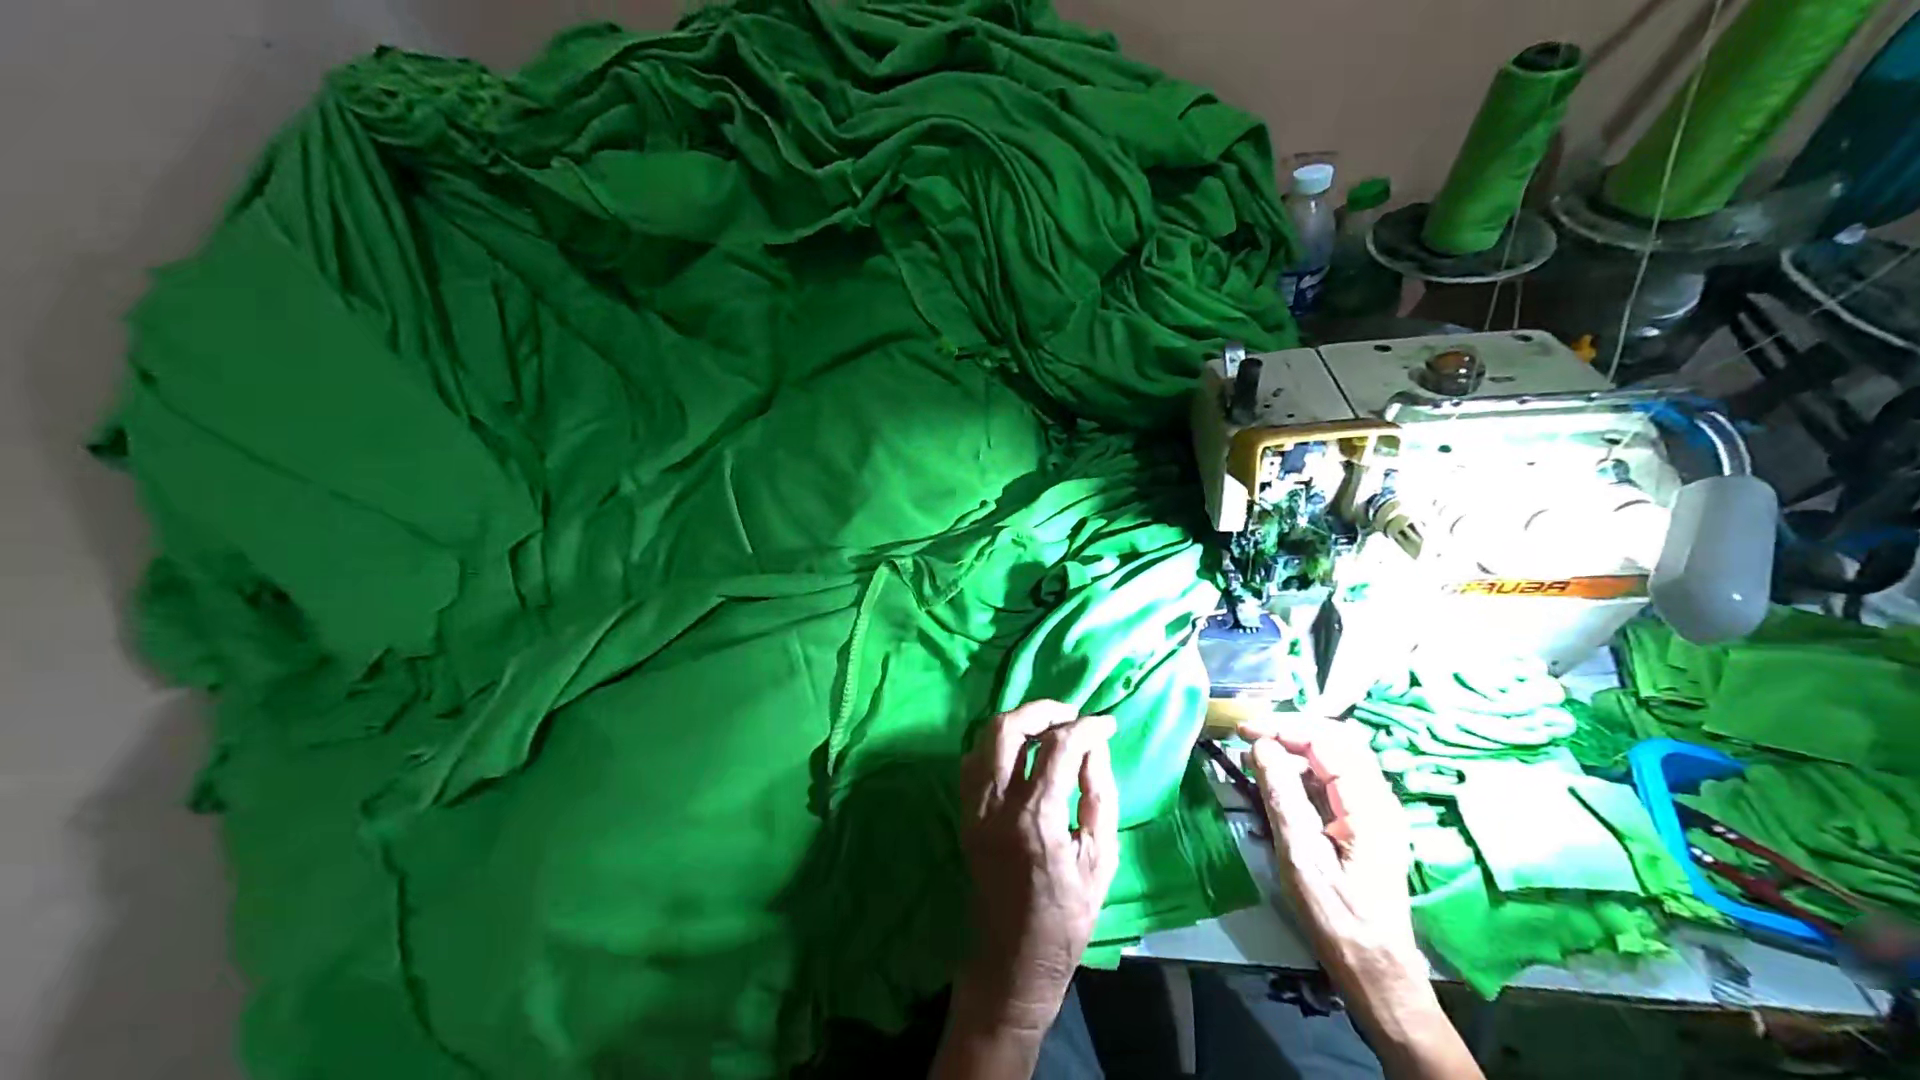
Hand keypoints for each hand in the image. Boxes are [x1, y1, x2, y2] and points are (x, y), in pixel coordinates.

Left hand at [931, 702, 1119, 1079]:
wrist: (1012, 958)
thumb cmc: (1066, 916)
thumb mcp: (1101, 859)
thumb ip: (1099, 795)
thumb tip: (1095, 747)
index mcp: (1036, 819)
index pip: (1058, 747)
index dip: (1086, 727)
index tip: (1106, 724)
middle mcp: (995, 805)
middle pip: (1007, 728)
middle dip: (1042, 710)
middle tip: (1070, 714)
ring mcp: (973, 808)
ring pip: (984, 739)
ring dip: (1018, 723)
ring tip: (1048, 728)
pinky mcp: (963, 815)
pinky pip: (973, 762)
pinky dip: (997, 747)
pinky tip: (1021, 755)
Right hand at [1241, 716, 1481, 1079]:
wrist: (1376, 970)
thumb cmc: (1337, 919)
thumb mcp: (1301, 859)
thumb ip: (1282, 797)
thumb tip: (1261, 746)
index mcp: (1369, 806)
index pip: (1326, 741)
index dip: (1283, 728)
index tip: (1243, 730)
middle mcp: (1378, 799)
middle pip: (1338, 739)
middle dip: (1291, 727)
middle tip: (1249, 732)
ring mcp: (1373, 810)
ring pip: (1336, 755)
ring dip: (1296, 744)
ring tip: (1255, 749)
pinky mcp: (1362, 823)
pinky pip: (1333, 777)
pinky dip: (1302, 765)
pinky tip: (1275, 775)